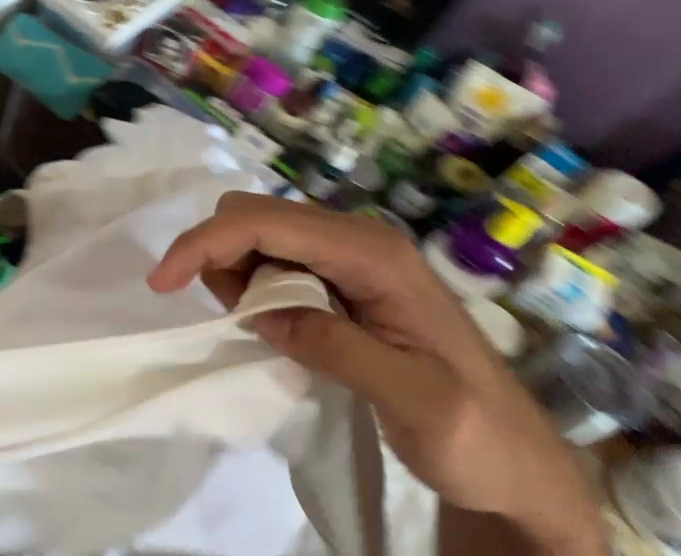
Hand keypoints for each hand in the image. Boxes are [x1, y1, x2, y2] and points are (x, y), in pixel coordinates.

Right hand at [148, 194, 602, 554]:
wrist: (519, 466)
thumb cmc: (479, 436)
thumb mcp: (418, 402)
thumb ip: (339, 347)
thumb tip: (260, 311)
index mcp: (374, 254)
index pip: (264, 222)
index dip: (204, 242)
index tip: (161, 284)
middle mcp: (358, 239)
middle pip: (253, 215)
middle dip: (218, 255)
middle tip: (231, 317)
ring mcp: (351, 257)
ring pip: (258, 233)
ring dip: (234, 272)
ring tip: (260, 327)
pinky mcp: (343, 277)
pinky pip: (274, 259)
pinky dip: (253, 284)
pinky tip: (275, 324)